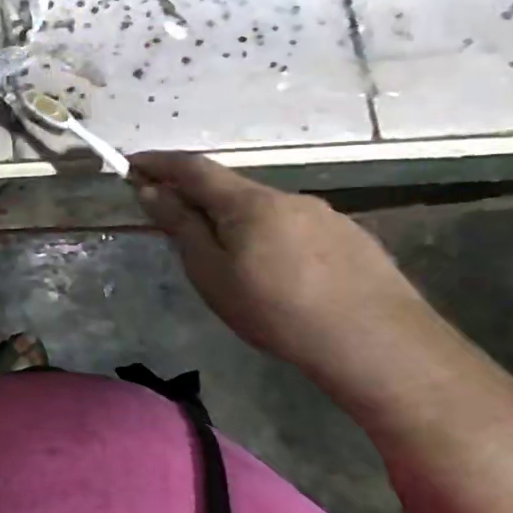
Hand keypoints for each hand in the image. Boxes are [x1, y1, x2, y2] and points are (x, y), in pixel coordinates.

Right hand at [128, 151, 433, 376]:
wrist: (384, 350)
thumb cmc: (278, 312)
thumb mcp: (212, 273)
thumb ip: (181, 226)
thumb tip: (150, 189)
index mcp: (248, 201)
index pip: (193, 167)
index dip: (158, 162)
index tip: (129, 163)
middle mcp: (287, 197)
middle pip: (230, 188)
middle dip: (196, 197)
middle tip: (172, 221)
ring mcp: (326, 217)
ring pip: (264, 210)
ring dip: (235, 221)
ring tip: (228, 261)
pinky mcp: (353, 241)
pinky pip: (295, 229)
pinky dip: (270, 238)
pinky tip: (279, 276)